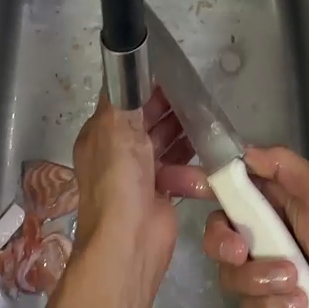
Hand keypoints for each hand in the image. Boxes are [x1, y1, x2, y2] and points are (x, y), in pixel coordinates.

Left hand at [48, 90, 195, 307]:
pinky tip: (206, 150)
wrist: (130, 240)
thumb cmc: (118, 179)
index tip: (168, 69)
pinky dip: (191, 160)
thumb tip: (128, 67)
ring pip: (165, 142)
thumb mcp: (114, 126)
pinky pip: (179, 167)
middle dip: (168, 106)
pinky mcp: (162, 191)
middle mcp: (119, 152)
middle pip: (147, 119)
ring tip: (205, 116)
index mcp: (101, 134)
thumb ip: (123, 94)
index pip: (123, 100)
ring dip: (183, 130)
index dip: (143, 84)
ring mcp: (141, 173)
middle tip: (193, 91)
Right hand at [189, 146, 308, 307]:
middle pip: (215, 236)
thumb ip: (282, 164)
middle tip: (243, 251)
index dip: (205, 186)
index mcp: (268, 201)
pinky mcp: (268, 303)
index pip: (225, 190)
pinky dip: (274, 304)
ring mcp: (261, 273)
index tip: (193, 185)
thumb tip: (243, 149)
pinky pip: (249, 305)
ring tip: (297, 281)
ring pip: (231, 275)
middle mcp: (258, 235)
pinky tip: (300, 301)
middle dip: (223, 244)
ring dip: (262, 280)